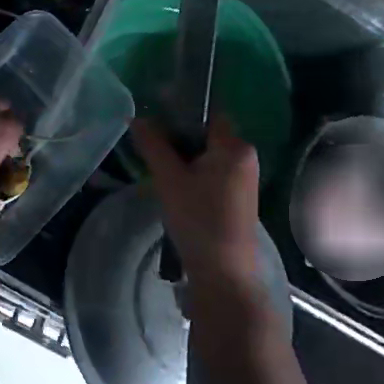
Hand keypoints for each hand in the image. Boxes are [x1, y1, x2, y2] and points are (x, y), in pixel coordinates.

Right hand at [129, 116, 261, 286]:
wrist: (222, 270)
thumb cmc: (197, 218)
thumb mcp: (169, 179)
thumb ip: (154, 146)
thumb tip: (137, 118)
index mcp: (235, 147)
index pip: (208, 114)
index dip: (180, 113)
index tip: (152, 123)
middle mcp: (245, 157)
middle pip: (205, 136)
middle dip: (176, 141)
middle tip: (148, 152)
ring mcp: (243, 179)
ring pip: (206, 157)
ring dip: (181, 160)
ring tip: (157, 173)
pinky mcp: (237, 198)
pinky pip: (211, 174)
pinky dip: (191, 176)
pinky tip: (173, 191)